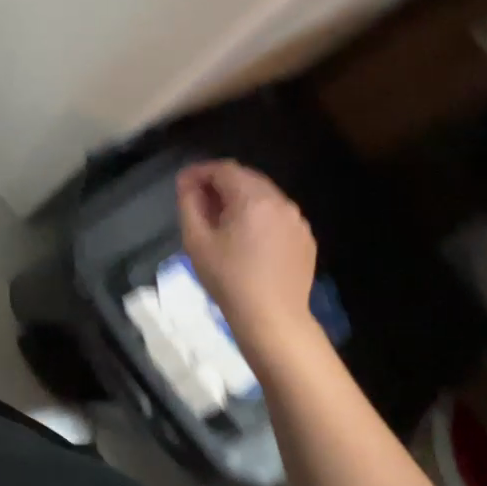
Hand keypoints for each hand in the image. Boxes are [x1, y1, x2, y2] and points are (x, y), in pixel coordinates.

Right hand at [177, 161, 316, 334]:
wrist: (272, 316)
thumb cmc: (227, 277)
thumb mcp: (196, 240)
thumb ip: (190, 204)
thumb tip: (188, 183)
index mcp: (253, 199)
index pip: (225, 169)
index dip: (200, 171)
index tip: (182, 183)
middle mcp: (281, 202)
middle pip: (247, 179)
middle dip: (220, 183)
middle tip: (197, 200)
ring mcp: (297, 220)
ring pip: (264, 197)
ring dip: (240, 199)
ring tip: (220, 219)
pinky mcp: (305, 238)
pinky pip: (277, 216)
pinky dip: (258, 216)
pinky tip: (245, 238)